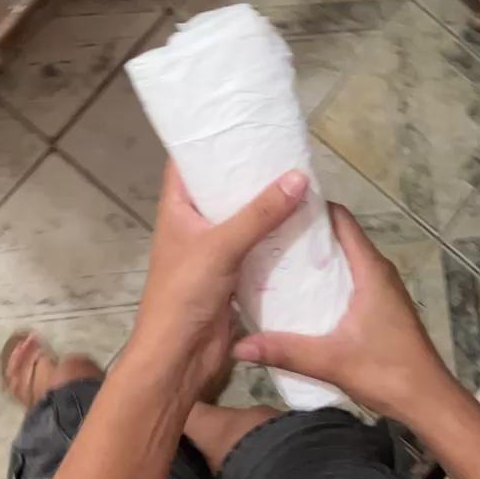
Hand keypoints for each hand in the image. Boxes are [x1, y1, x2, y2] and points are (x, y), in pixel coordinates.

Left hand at [118, 162, 309, 402]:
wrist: (179, 357)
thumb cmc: (184, 293)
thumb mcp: (220, 246)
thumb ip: (259, 214)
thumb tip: (299, 177)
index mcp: (177, 207)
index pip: (187, 162)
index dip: (208, 140)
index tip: (240, 122)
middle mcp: (193, 223)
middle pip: (221, 188)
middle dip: (249, 172)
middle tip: (284, 150)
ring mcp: (212, 249)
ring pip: (241, 218)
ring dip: (266, 205)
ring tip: (300, 181)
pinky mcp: (232, 273)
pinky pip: (256, 246)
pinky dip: (274, 236)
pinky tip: (302, 224)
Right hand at [233, 204, 458, 421]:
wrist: (429, 402)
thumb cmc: (387, 372)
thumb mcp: (331, 361)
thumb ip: (284, 351)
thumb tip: (238, 346)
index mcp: (370, 270)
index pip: (341, 219)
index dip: (312, 207)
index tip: (279, 205)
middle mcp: (378, 271)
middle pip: (340, 235)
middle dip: (305, 231)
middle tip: (266, 234)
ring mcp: (382, 288)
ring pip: (345, 257)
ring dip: (315, 256)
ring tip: (275, 258)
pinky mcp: (381, 305)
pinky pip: (350, 276)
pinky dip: (326, 276)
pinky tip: (300, 292)